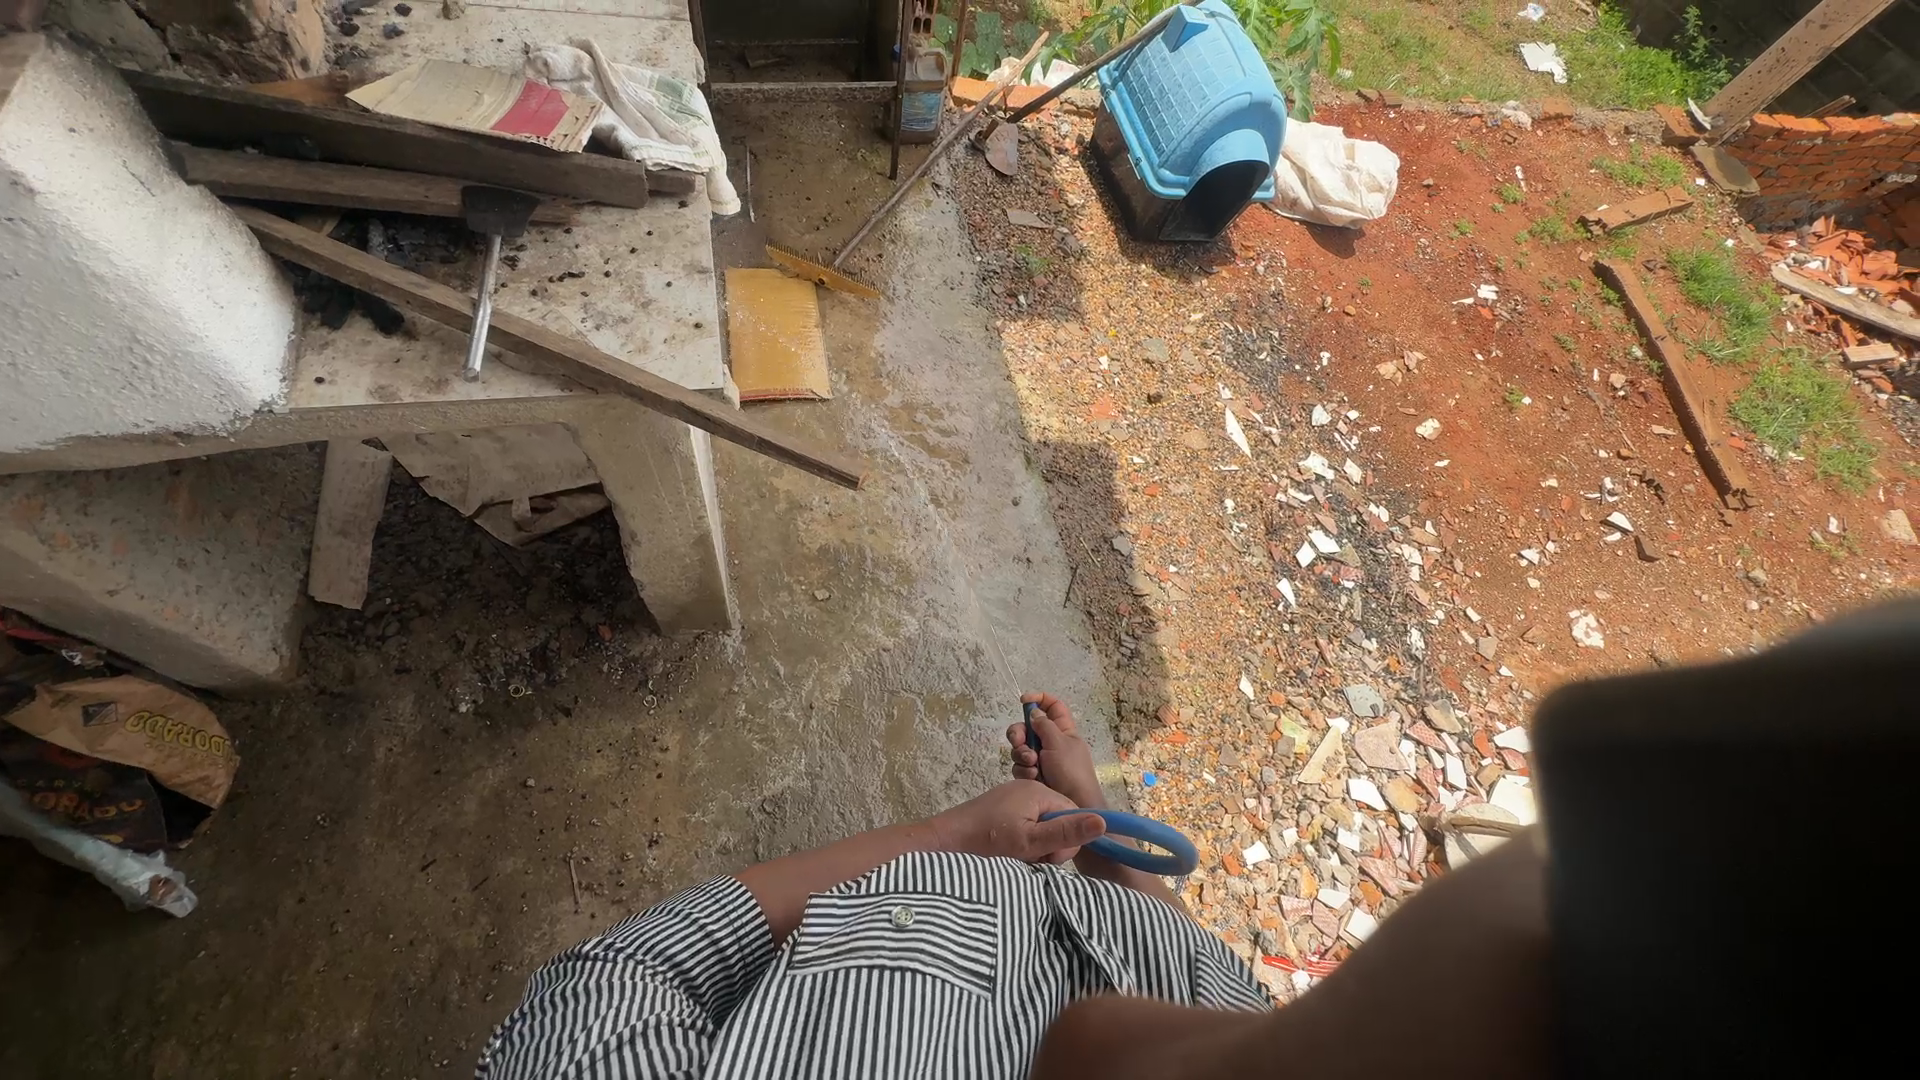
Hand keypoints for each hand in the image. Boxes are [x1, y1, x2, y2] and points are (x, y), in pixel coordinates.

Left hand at [930, 780, 1106, 863]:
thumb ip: (1066, 833)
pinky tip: (1008, 852)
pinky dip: (1022, 842)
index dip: (1068, 838)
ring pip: (1042, 826)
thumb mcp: (1030, 842)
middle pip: (1059, 819)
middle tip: (1029, 857)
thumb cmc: (986, 842)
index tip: (1049, 856)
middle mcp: (1028, 788)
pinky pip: (1026, 825)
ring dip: (1036, 846)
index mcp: (1038, 791)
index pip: (1074, 813)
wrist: (943, 842)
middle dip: (1050, 844)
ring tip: (1016, 856)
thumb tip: (1104, 822)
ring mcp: (1014, 798)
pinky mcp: (1003, 809)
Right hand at [1007, 693, 1104, 809]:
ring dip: (1023, 755)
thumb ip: (1044, 725)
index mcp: (1063, 730)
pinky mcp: (1034, 775)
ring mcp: (1042, 759)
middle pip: (1028, 727)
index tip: (1024, 701)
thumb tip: (1034, 712)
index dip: (1039, 700)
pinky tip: (1033, 777)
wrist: (1074, 805)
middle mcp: (1051, 742)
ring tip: (1032, 764)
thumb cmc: (1071, 771)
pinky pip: (1020, 766)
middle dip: (1020, 733)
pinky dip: (1024, 770)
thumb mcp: (1059, 743)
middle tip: (1019, 741)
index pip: (1052, 706)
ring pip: (1021, 748)